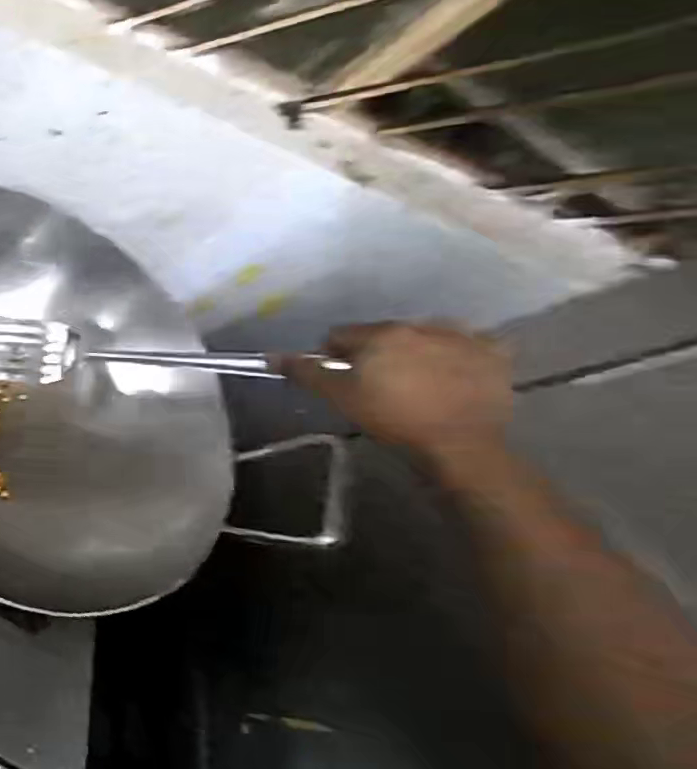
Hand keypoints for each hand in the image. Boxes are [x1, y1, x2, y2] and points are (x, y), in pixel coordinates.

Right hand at [282, 321, 512, 464]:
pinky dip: (454, 354)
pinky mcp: (495, 353)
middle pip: (383, 333)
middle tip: (375, 383)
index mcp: (382, 334)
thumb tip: (274, 356)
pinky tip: (449, 374)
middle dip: (374, 352)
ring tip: (414, 379)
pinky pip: (466, 344)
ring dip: (413, 350)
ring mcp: (463, 337)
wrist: (459, 443)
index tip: (339, 378)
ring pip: (423, 336)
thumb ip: (305, 372)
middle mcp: (422, 326)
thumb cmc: (390, 416)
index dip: (333, 356)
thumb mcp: (337, 396)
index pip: (341, 335)